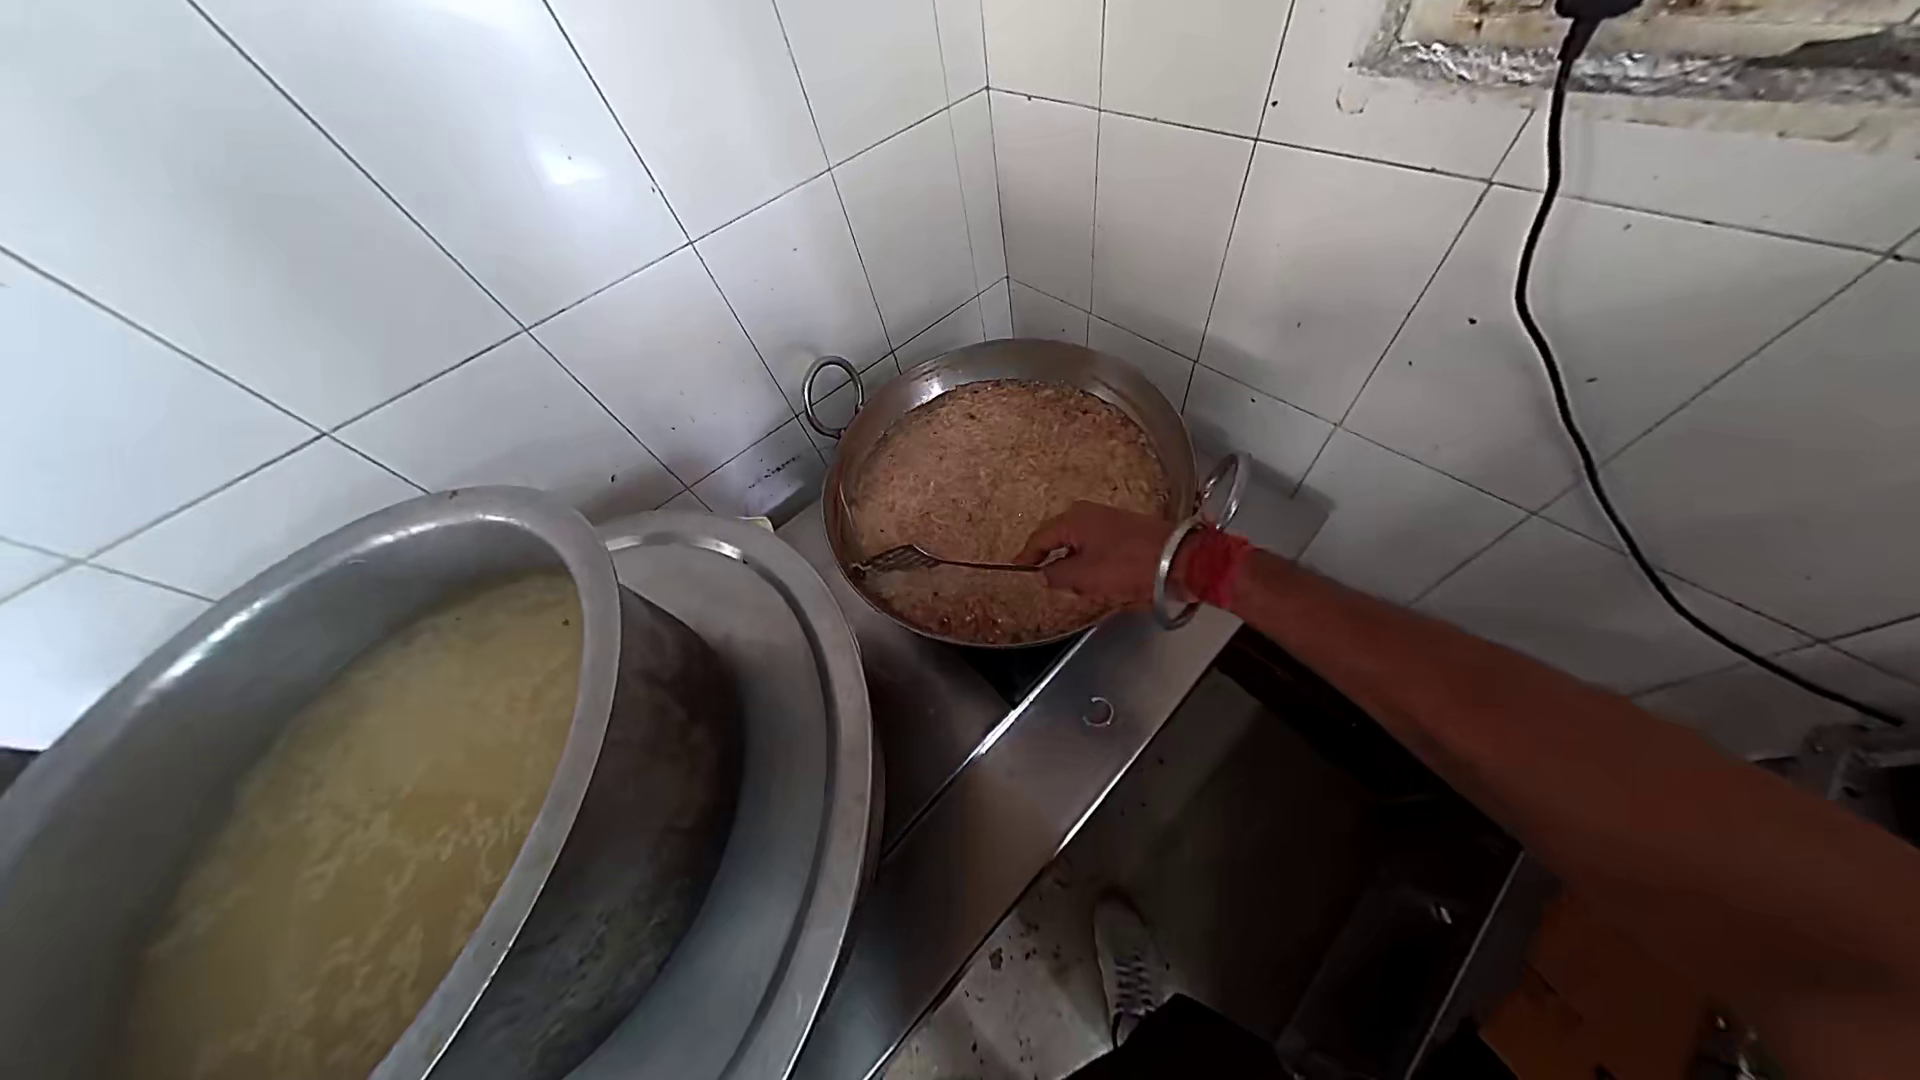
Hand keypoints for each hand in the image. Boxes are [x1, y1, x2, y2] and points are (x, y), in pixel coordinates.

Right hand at [1015, 501, 1178, 608]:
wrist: (1180, 561)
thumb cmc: (1129, 565)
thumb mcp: (1085, 576)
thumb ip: (1057, 575)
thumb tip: (1045, 574)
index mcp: (1074, 519)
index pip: (1039, 538)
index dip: (1026, 557)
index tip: (1016, 570)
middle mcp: (1089, 514)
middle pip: (1060, 540)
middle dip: (1054, 562)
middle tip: (1048, 582)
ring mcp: (1109, 522)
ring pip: (1080, 547)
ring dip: (1077, 567)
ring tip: (1080, 587)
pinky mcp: (1126, 533)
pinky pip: (1099, 550)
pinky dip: (1094, 566)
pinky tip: (1102, 582)